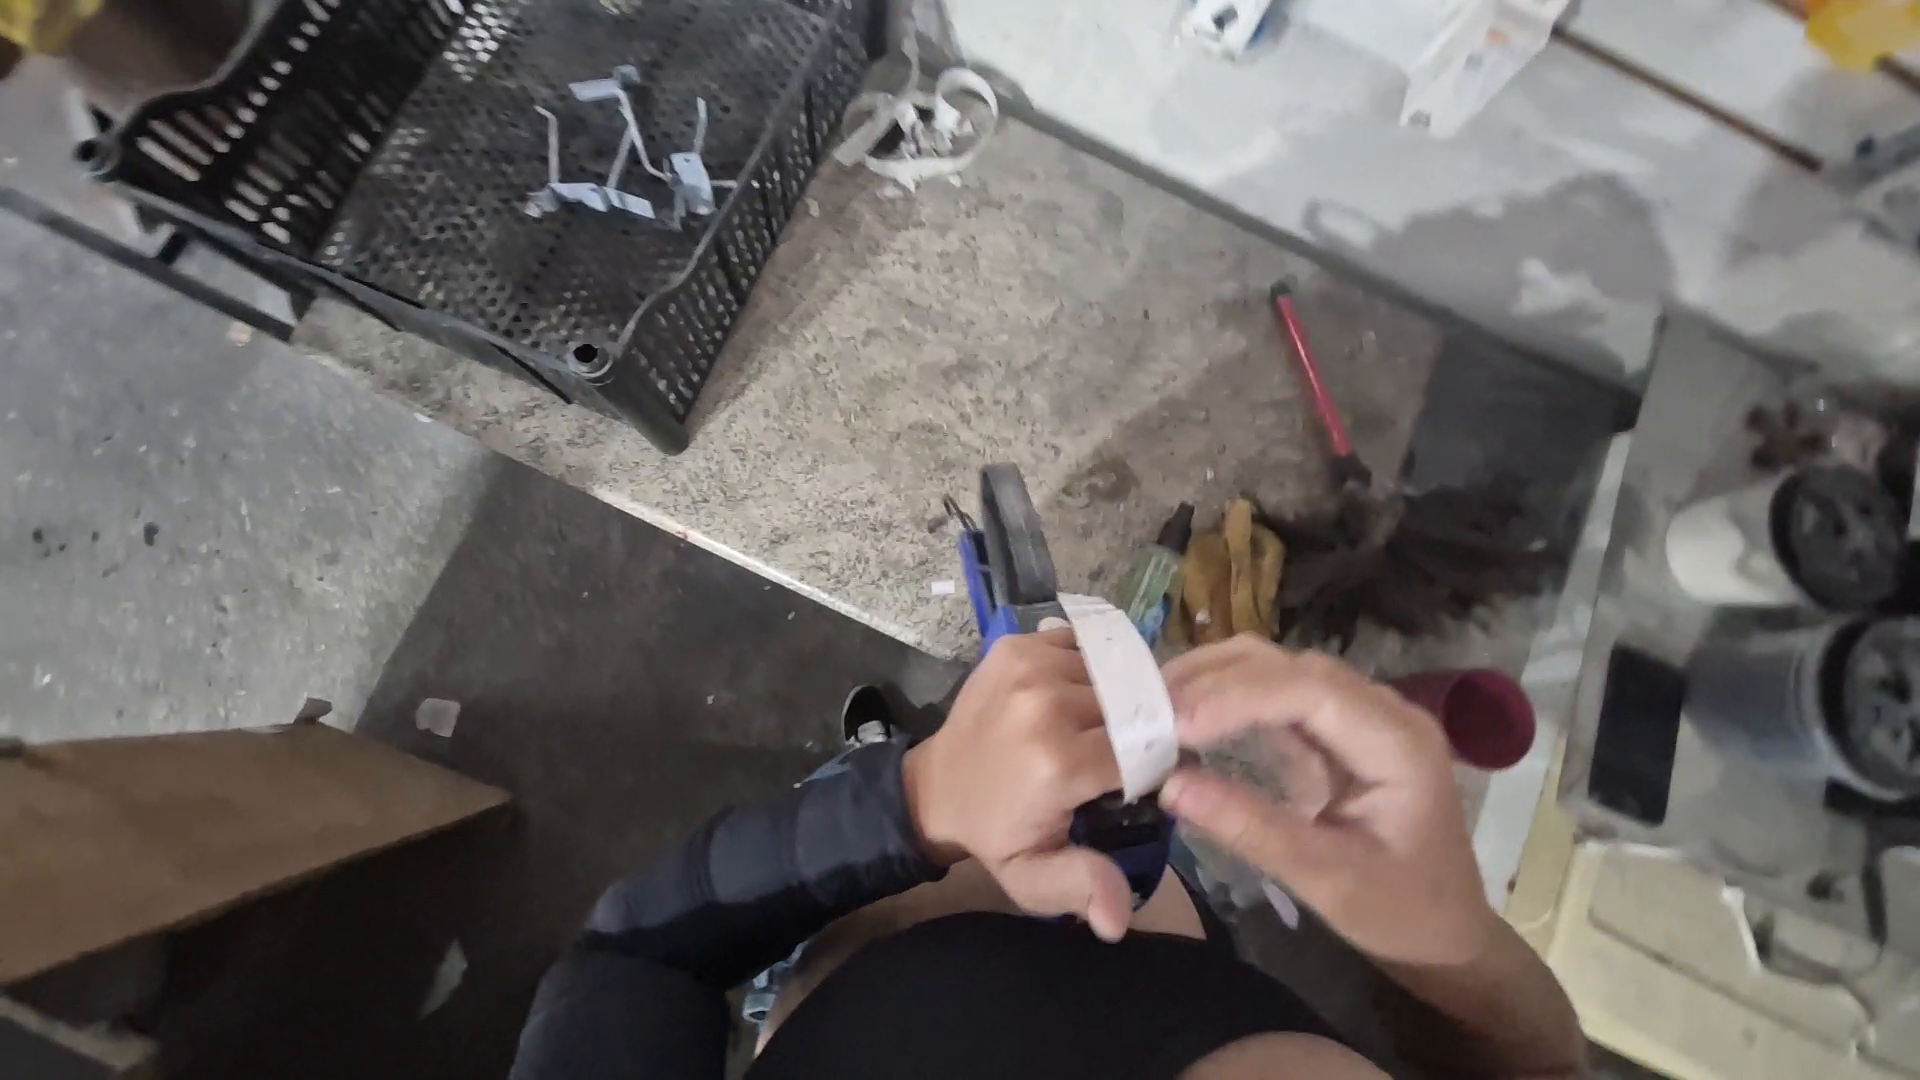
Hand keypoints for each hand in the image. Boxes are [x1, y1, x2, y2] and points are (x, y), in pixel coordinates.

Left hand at [903, 628, 1132, 940]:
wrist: (937, 786)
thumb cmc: (996, 832)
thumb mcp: (1033, 876)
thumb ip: (1080, 888)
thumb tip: (1118, 921)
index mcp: (1058, 761)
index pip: (1144, 747)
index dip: (1155, 761)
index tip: (1148, 777)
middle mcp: (1045, 703)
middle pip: (1129, 703)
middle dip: (1136, 724)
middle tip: (1124, 747)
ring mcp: (1027, 665)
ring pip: (1108, 670)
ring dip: (1112, 692)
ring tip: (1098, 720)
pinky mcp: (1014, 645)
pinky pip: (1078, 643)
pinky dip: (1088, 664)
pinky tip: (1078, 690)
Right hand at [1158, 635, 1499, 966]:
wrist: (1442, 928)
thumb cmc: (1399, 911)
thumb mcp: (1327, 880)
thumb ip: (1250, 828)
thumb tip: (1169, 785)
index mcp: (1397, 742)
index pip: (1310, 690)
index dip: (1237, 697)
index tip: (1175, 724)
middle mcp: (1378, 708)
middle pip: (1286, 665)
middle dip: (1213, 680)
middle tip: (1148, 709)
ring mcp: (1353, 709)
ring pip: (1272, 664)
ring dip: (1211, 677)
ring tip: (1156, 702)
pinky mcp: (1327, 721)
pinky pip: (1268, 687)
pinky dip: (1221, 692)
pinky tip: (1184, 710)